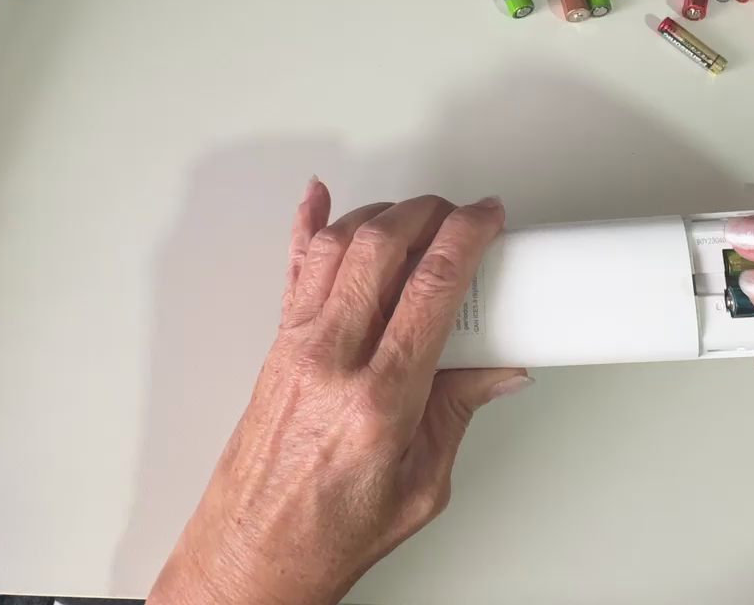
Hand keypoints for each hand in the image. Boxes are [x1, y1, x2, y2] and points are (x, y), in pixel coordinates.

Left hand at [153, 181, 529, 604]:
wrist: (252, 556)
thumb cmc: (328, 531)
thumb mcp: (423, 484)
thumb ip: (462, 408)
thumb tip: (502, 364)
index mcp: (379, 397)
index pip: (432, 286)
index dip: (467, 235)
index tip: (487, 217)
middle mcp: (332, 357)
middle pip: (384, 246)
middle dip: (430, 211)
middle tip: (459, 213)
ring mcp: (298, 342)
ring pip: (340, 243)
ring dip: (384, 213)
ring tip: (416, 214)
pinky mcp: (279, 340)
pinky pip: (294, 265)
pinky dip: (307, 222)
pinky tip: (318, 197)